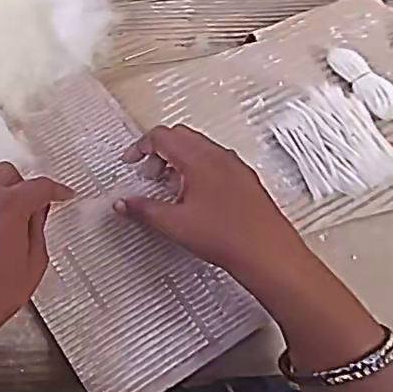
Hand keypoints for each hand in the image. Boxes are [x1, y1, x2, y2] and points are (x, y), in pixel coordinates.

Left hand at [0, 164, 71, 371]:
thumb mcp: (34, 262)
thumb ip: (38, 228)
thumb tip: (37, 213)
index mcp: (7, 206)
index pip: (39, 186)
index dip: (56, 190)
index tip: (64, 195)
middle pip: (6, 174)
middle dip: (23, 186)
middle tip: (34, 208)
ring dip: (0, 200)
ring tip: (8, 230)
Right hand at [113, 125, 310, 278]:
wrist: (268, 254)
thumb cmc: (230, 236)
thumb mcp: (172, 223)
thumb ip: (142, 209)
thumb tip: (124, 204)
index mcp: (199, 159)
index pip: (162, 136)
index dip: (140, 147)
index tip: (131, 161)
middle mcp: (219, 157)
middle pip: (180, 136)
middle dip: (157, 151)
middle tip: (146, 172)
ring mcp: (235, 167)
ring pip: (198, 148)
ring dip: (177, 160)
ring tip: (167, 186)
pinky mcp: (245, 180)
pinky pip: (214, 161)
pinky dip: (196, 169)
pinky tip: (192, 196)